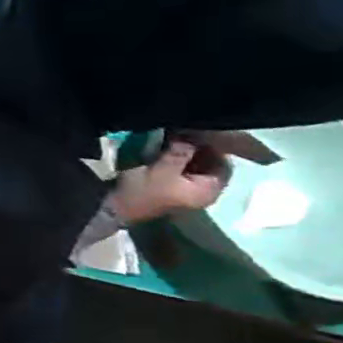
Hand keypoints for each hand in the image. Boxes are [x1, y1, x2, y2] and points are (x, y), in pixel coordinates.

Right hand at [109, 140, 230, 223]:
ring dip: (188, 156)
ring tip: (172, 143)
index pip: (224, 165)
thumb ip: (180, 153)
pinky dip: (181, 163)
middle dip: (199, 151)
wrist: (119, 207)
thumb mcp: (161, 169)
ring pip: (198, 169)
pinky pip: (187, 173)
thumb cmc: (142, 190)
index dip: (212, 148)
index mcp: (208, 190)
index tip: (194, 134)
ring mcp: (191, 193)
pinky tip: (167, 155)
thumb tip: (191, 135)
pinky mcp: (177, 191)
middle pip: (211, 167)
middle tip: (181, 136)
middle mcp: (206, 193)